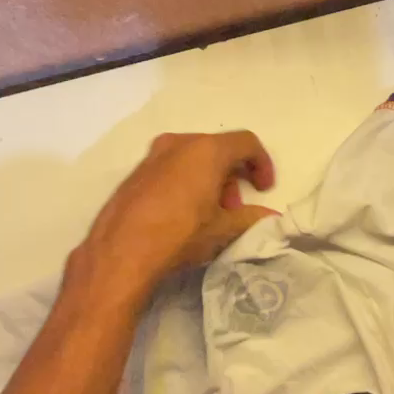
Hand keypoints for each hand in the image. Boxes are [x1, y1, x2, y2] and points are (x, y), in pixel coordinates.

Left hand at [71, 131, 277, 292]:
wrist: (122, 250)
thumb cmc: (181, 234)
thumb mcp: (223, 230)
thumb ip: (251, 219)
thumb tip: (271, 217)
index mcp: (206, 150)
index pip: (246, 142)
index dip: (262, 163)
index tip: (264, 189)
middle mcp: (179, 143)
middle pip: (218, 149)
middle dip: (234, 175)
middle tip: (236, 207)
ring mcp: (153, 155)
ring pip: (193, 158)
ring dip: (210, 180)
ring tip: (210, 214)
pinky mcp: (136, 172)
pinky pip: (172, 168)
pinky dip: (187, 182)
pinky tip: (184, 214)